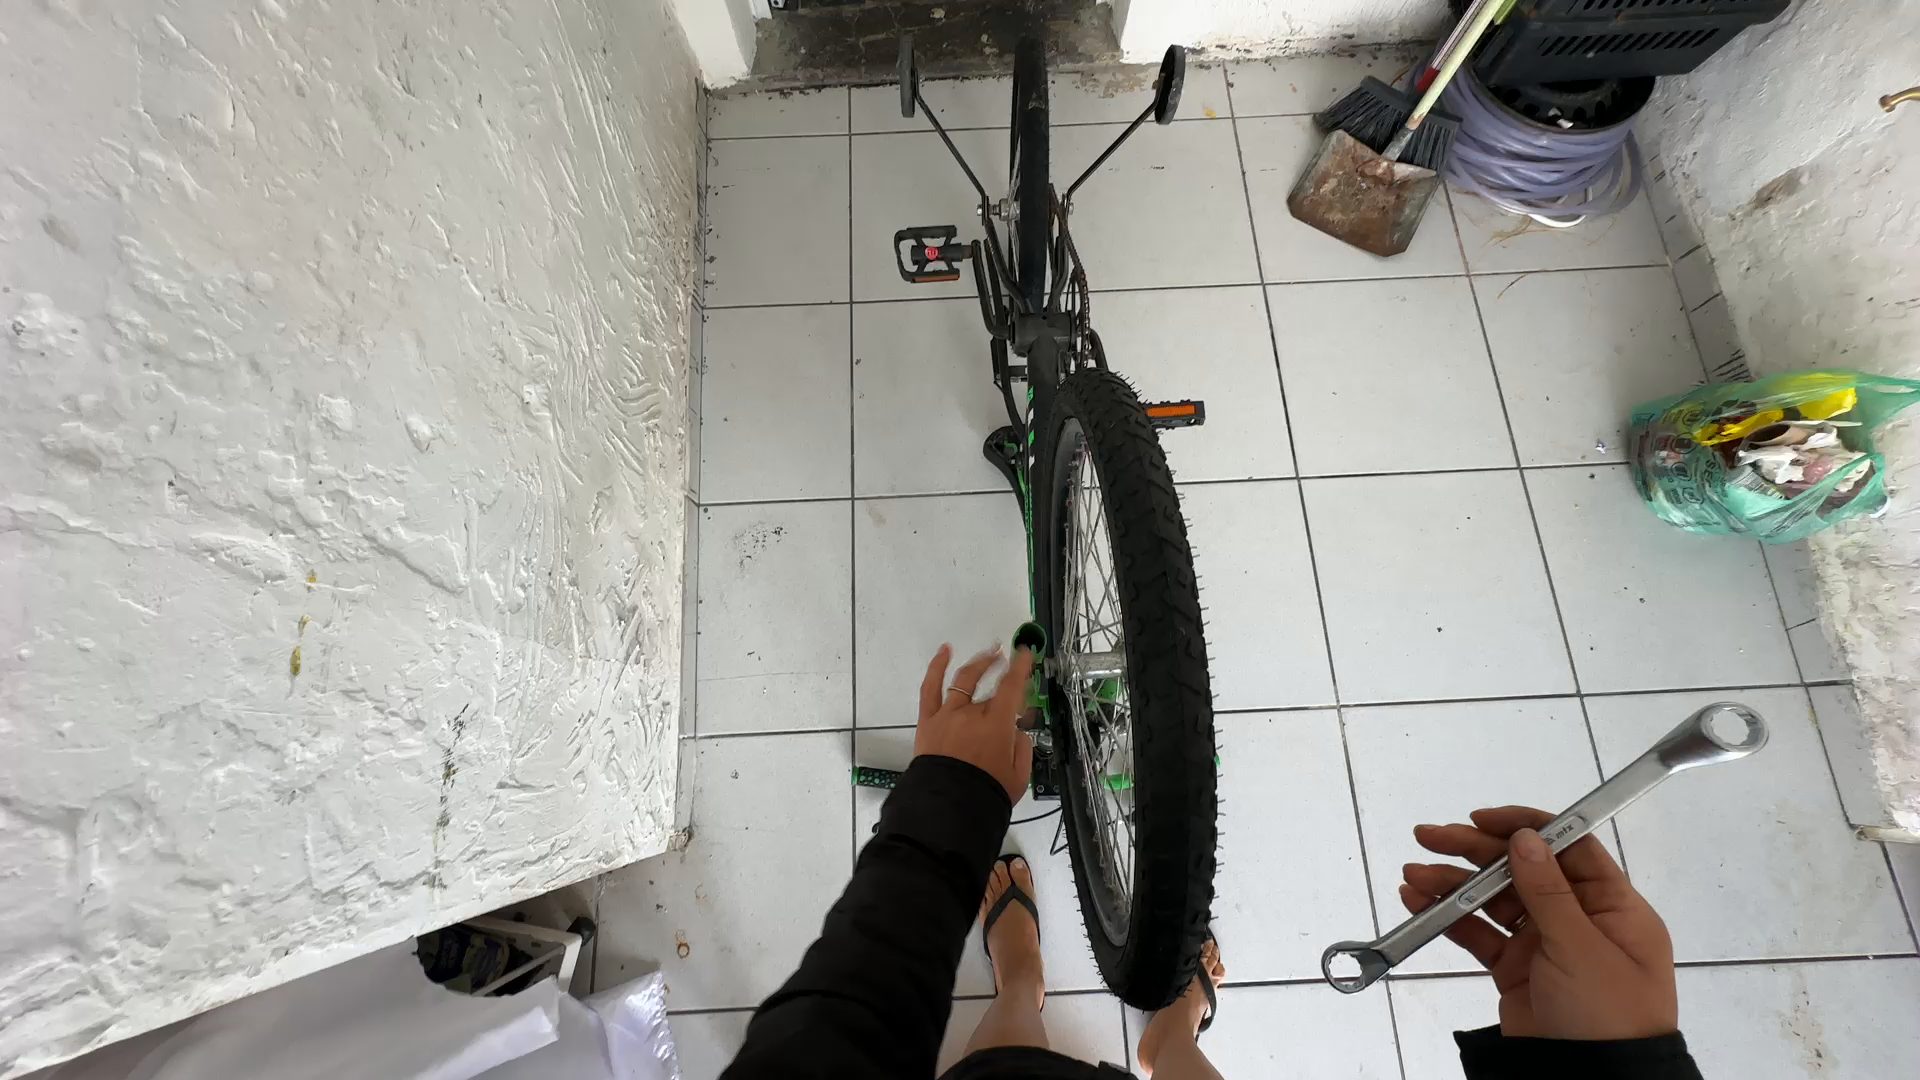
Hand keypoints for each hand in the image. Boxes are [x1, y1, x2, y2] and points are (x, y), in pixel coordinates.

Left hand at [914, 644, 1034, 804]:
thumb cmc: (987, 794)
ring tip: (988, 654)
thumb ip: (1021, 746)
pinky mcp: (928, 720)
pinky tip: (944, 652)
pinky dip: (936, 667)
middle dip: (1003, 673)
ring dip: (978, 663)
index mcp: (997, 724)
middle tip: (1008, 661)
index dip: (1021, 667)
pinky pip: (930, 688)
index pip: (1012, 686)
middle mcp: (972, 713)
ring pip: (964, 680)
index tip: (1025, 654)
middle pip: (991, 688)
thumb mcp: (1019, 774)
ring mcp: (948, 714)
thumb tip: (1015, 730)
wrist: (949, 811)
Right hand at [1399, 806, 1677, 1040]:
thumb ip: (1548, 891)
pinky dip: (1445, 914)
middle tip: (1425, 837)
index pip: (1569, 849)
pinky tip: (1415, 900)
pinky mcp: (1512, 964)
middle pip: (1517, 867)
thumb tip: (1525, 837)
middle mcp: (1576, 918)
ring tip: (1411, 876)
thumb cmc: (1604, 1011)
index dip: (1526, 828)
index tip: (1481, 818)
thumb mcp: (1580, 949)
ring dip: (1449, 882)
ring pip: (1489, 896)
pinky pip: (1475, 929)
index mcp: (1610, 910)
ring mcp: (1541, 941)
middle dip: (1470, 850)